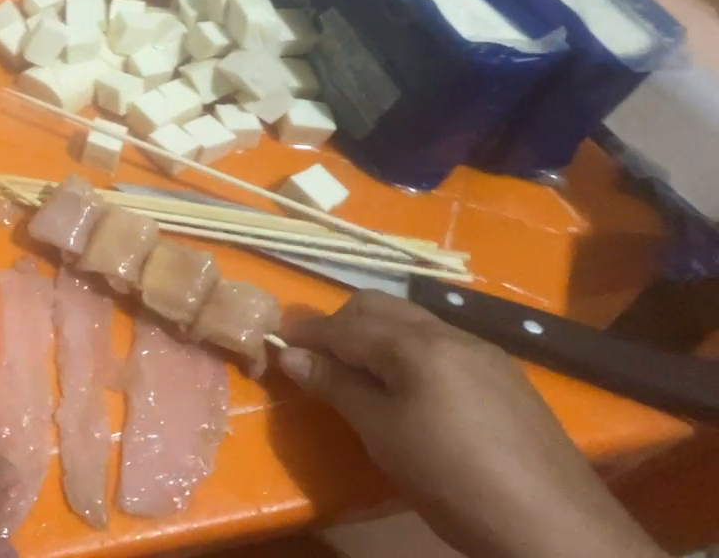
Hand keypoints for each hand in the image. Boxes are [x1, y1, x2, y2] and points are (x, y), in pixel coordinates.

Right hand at [279, 291, 664, 557]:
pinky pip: (443, 347)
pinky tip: (412, 392)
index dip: (304, 333)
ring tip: (362, 377)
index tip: (275, 345)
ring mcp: (488, 356)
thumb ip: (335, 387)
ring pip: (413, 323)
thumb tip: (288, 355)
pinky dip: (411, 354)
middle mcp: (453, 336)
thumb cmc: (456, 480)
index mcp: (418, 345)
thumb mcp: (382, 435)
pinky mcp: (510, 382)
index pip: (342, 325)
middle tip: (320, 361)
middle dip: (341, 324)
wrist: (565, 539)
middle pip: (379, 307)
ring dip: (377, 337)